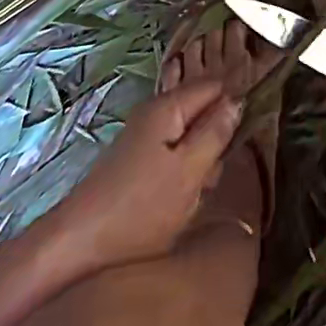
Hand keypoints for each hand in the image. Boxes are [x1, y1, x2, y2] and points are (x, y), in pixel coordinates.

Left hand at [44, 76, 242, 270]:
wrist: (82, 240)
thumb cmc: (142, 207)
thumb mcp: (189, 171)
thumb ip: (215, 133)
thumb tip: (237, 101)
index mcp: (168, 106)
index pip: (214, 86)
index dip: (234, 104)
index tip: (243, 135)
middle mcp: (155, 110)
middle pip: (203, 110)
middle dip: (216, 139)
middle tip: (211, 174)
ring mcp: (145, 133)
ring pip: (190, 135)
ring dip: (200, 161)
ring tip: (194, 192)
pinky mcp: (138, 156)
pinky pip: (174, 153)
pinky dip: (183, 172)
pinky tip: (179, 199)